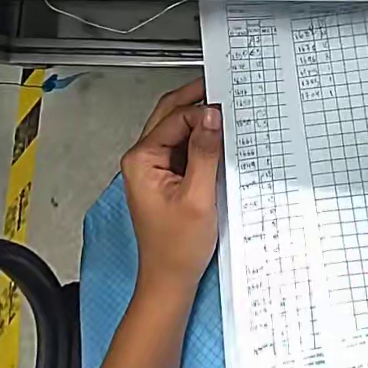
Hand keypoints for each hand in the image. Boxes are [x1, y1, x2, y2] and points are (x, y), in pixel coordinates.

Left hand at [120, 78, 222, 298]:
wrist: (170, 280)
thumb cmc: (177, 247)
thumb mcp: (198, 198)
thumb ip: (205, 154)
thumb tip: (212, 117)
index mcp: (141, 159)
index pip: (174, 119)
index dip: (201, 113)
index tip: (227, 112)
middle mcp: (142, 158)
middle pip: (168, 114)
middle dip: (193, 99)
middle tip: (220, 87)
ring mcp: (152, 166)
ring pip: (175, 128)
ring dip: (197, 118)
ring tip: (223, 110)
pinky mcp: (165, 176)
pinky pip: (181, 146)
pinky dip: (199, 138)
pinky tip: (217, 138)